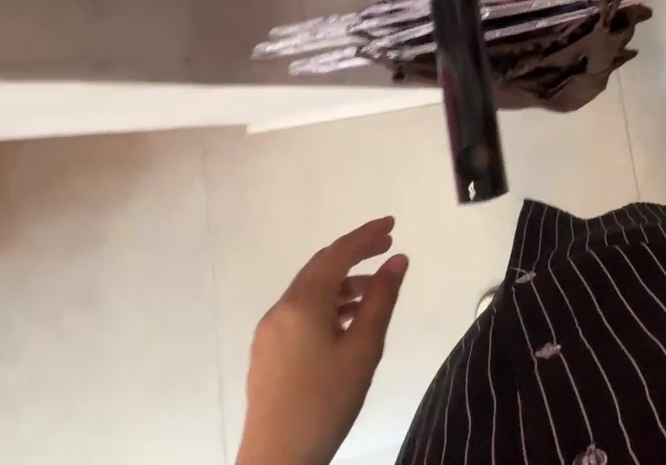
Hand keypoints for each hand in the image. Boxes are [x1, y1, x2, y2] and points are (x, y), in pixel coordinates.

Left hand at [236, 218, 408, 464]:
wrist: (277, 461)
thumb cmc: (325, 400)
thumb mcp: (364, 347)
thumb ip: (381, 298)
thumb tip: (397, 259)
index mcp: (302, 304)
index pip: (337, 254)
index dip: (365, 235)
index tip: (392, 224)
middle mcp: (280, 311)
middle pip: (320, 268)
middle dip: (354, 253)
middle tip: (388, 247)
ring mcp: (269, 334)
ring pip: (310, 292)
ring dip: (343, 282)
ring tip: (375, 289)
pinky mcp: (268, 354)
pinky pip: (301, 312)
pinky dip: (328, 304)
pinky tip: (349, 320)